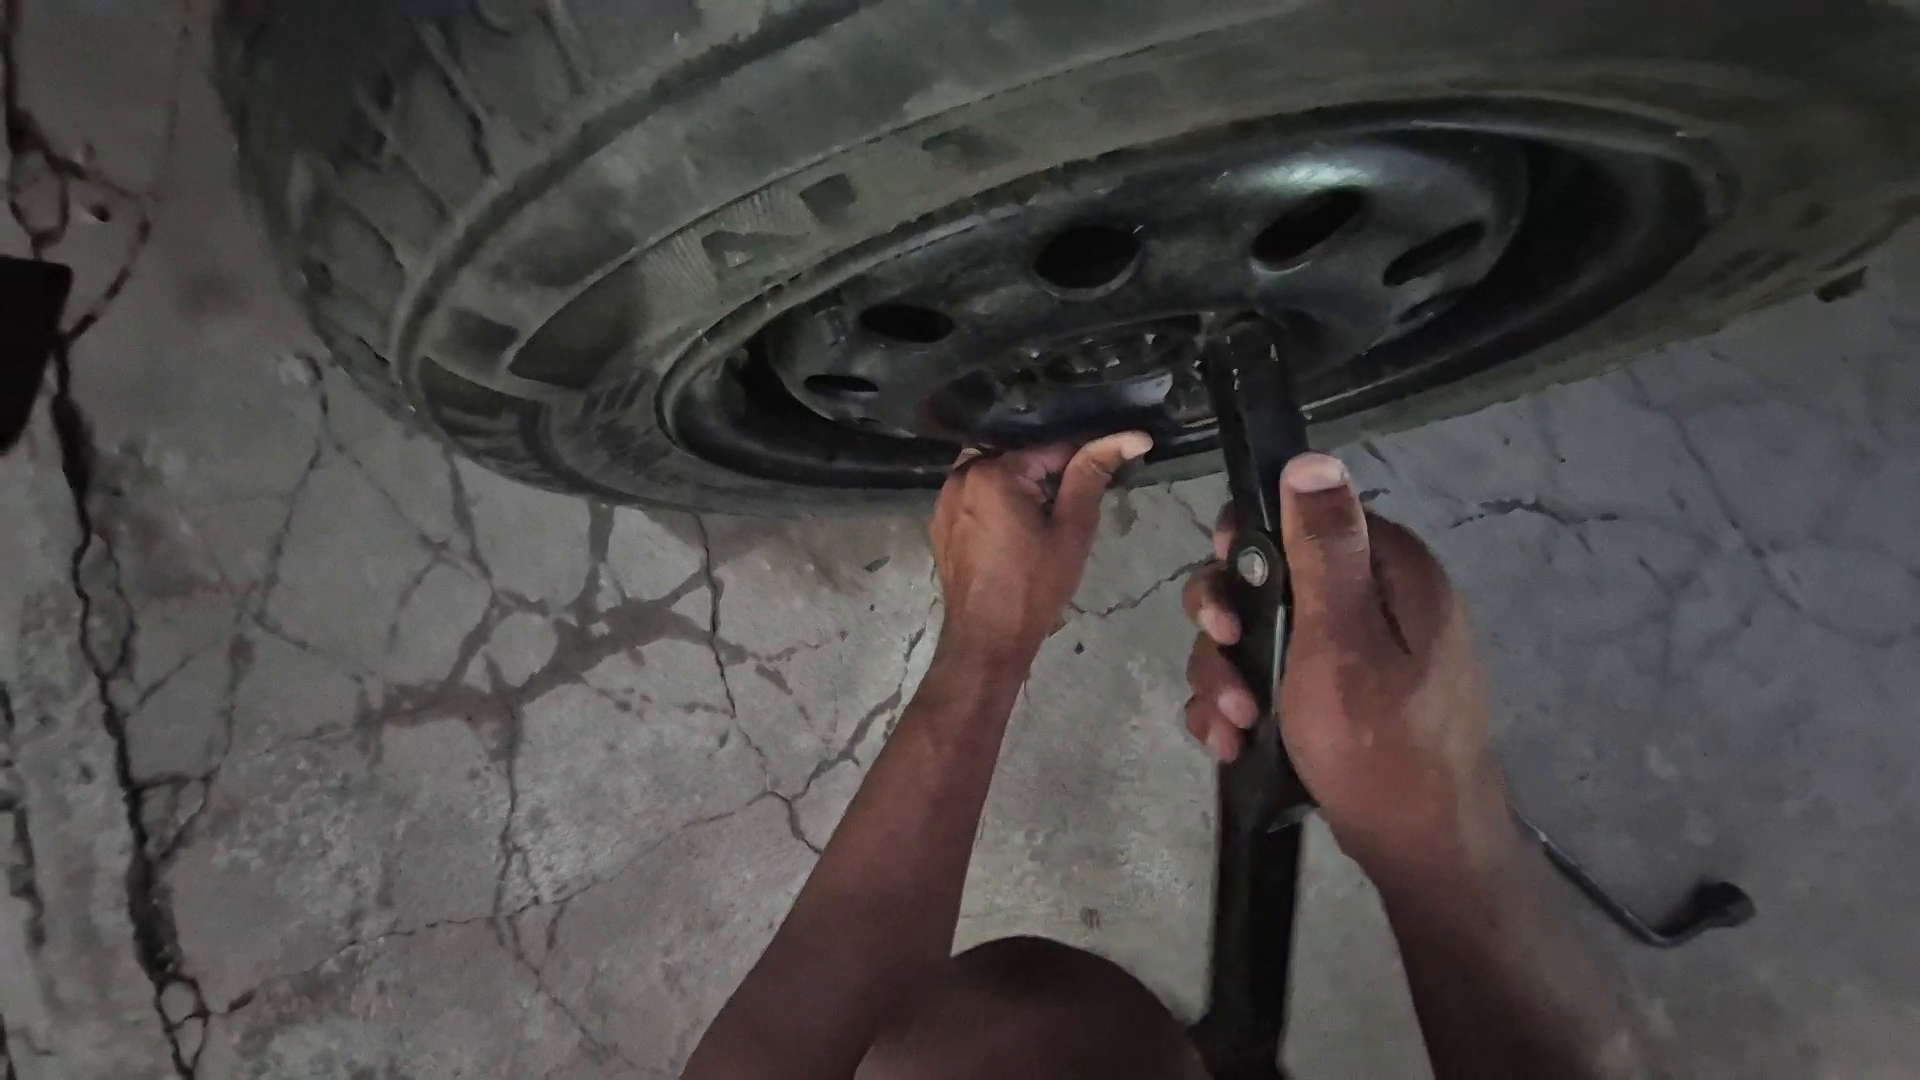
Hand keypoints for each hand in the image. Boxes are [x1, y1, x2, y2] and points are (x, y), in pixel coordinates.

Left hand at [930, 432, 1152, 662]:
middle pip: (1016, 459)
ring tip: (1038, 524)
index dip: (1077, 466)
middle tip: (1062, 513)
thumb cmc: (1034, 585)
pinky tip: (1010, 535)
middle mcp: (961, 475)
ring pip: (993, 476)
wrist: (987, 637)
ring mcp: (944, 499)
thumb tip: (1130, 437)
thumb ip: (1092, 475)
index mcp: (993, 471)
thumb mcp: (1072, 529)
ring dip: (1017, 490)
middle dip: (1043, 478)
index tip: (1094, 486)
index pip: (1049, 449)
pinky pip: (972, 498)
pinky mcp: (939, 523)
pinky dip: (994, 505)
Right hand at [1180, 453, 1507, 860]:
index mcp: (1386, 572)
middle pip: (1264, 578)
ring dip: (1225, 676)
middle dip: (1227, 627)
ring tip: (1232, 726)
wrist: (1416, 852)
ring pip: (1253, 633)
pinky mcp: (1326, 689)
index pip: (1301, 516)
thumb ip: (1323, 549)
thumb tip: (1313, 457)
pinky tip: (1230, 739)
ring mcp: (1345, 649)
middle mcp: (1367, 600)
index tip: (1226, 589)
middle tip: (1225, 662)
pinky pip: (1262, 674)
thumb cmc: (1380, 742)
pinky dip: (1238, 703)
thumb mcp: (1341, 639)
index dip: (1247, 546)